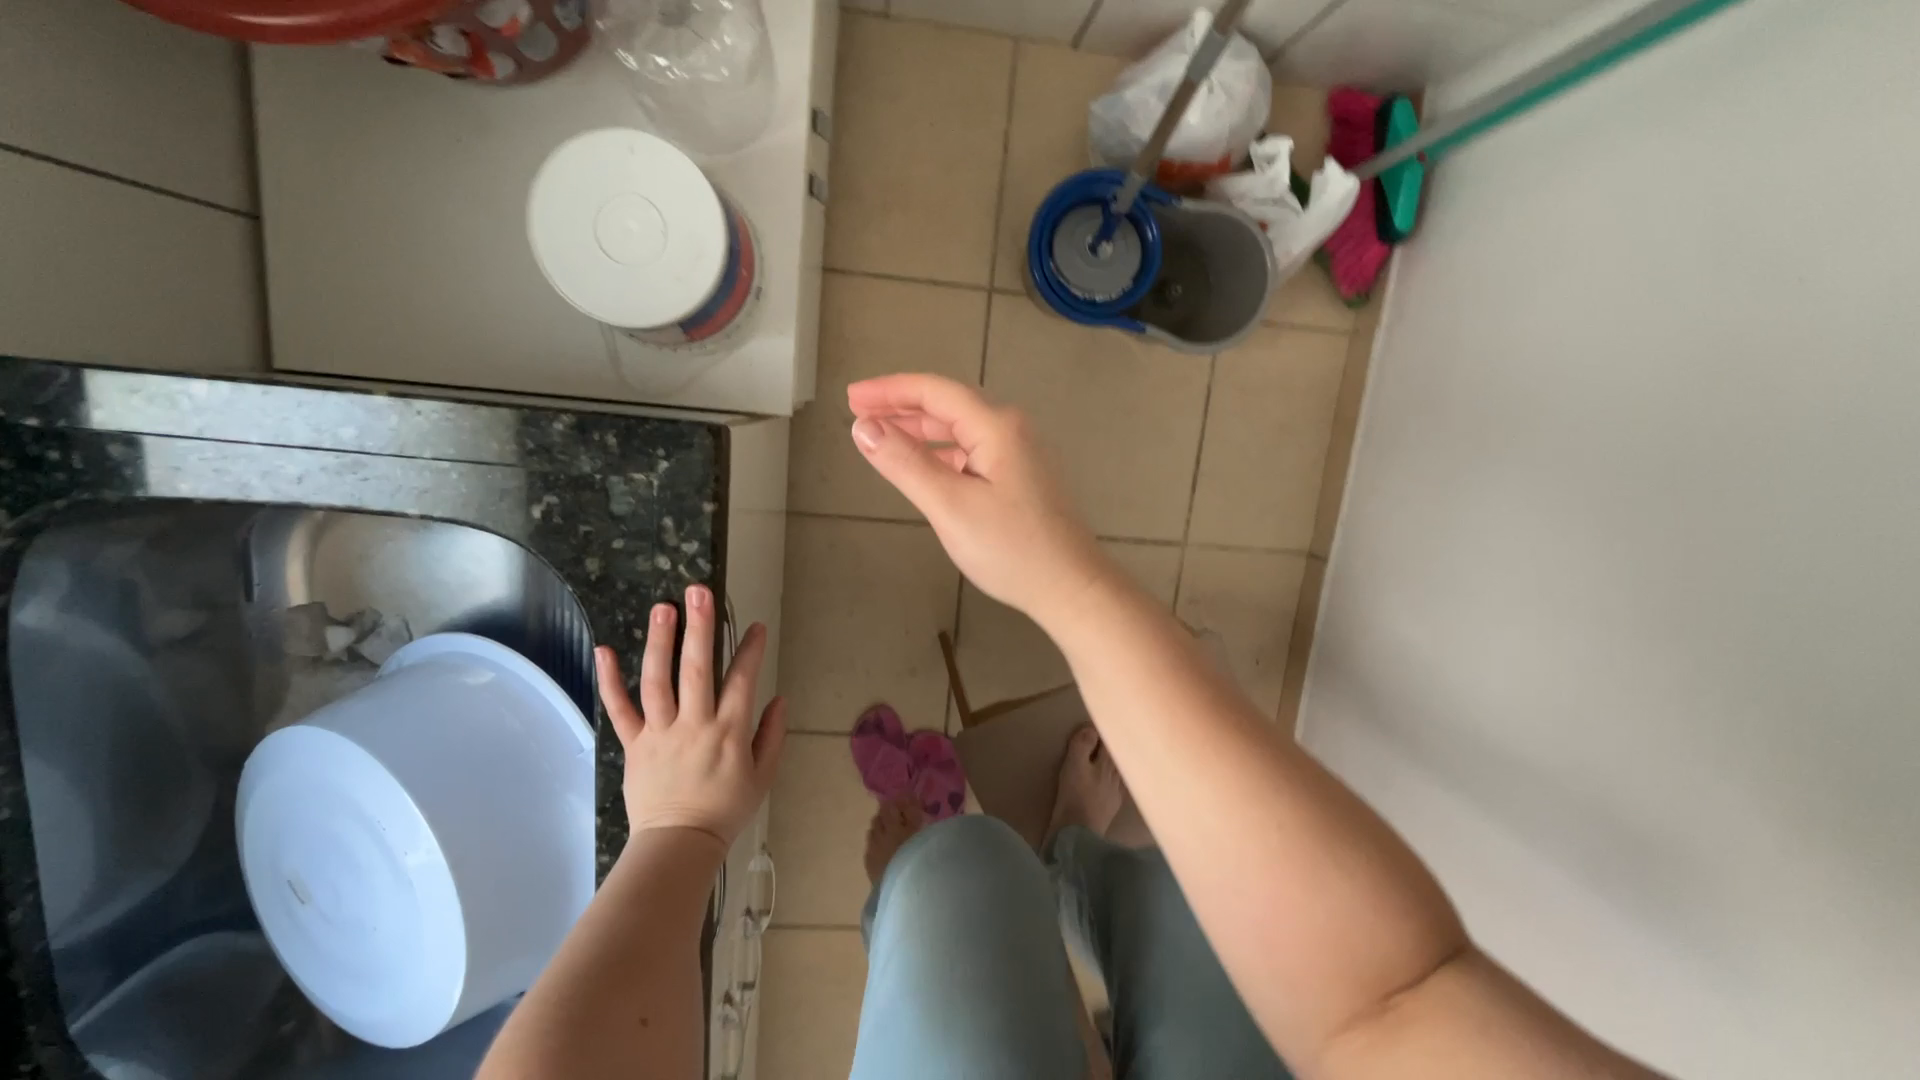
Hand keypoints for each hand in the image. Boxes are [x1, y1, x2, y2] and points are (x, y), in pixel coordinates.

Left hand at [595, 584, 785, 850]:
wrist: (679, 845)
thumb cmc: (726, 810)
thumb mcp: (762, 776)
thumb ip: (771, 735)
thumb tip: (780, 699)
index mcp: (729, 731)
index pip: (742, 681)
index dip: (750, 651)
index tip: (755, 625)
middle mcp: (694, 724)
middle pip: (696, 670)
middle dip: (698, 629)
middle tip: (698, 592)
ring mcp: (660, 732)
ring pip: (658, 681)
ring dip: (660, 642)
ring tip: (662, 607)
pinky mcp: (634, 744)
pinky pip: (620, 710)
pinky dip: (610, 681)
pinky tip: (605, 650)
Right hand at [848, 374, 1112, 622]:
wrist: (1071, 587)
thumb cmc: (1011, 549)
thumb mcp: (950, 505)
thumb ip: (905, 463)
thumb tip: (864, 427)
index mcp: (997, 427)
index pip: (935, 391)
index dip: (890, 390)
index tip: (852, 397)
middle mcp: (1012, 430)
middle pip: (949, 405)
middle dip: (901, 406)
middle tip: (858, 411)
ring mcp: (1021, 454)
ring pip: (961, 429)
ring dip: (920, 430)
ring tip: (881, 436)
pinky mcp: (1022, 478)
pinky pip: (973, 452)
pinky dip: (941, 453)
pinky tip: (923, 466)